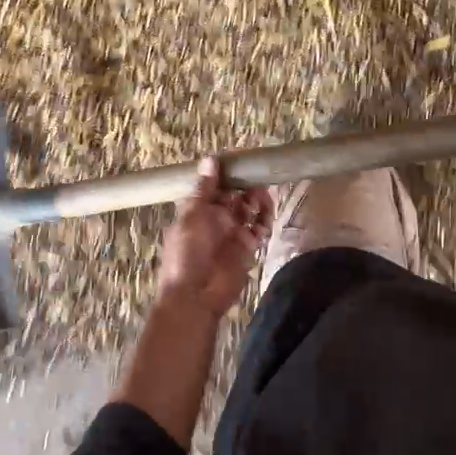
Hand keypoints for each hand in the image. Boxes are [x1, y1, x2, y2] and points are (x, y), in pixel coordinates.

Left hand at [155, 158, 273, 317]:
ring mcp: (232, 233)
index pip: (216, 184)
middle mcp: (216, 218)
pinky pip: (258, 230)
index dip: (229, 172)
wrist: (195, 296)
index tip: (245, 158)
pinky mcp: (246, 248)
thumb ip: (204, 189)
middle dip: (248, 185)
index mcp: (198, 208)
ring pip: (250, 210)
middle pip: (236, 195)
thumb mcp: (192, 216)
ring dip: (259, 201)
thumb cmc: (187, 253)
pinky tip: (267, 219)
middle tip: (260, 178)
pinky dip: (264, 222)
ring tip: (266, 197)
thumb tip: (210, 159)